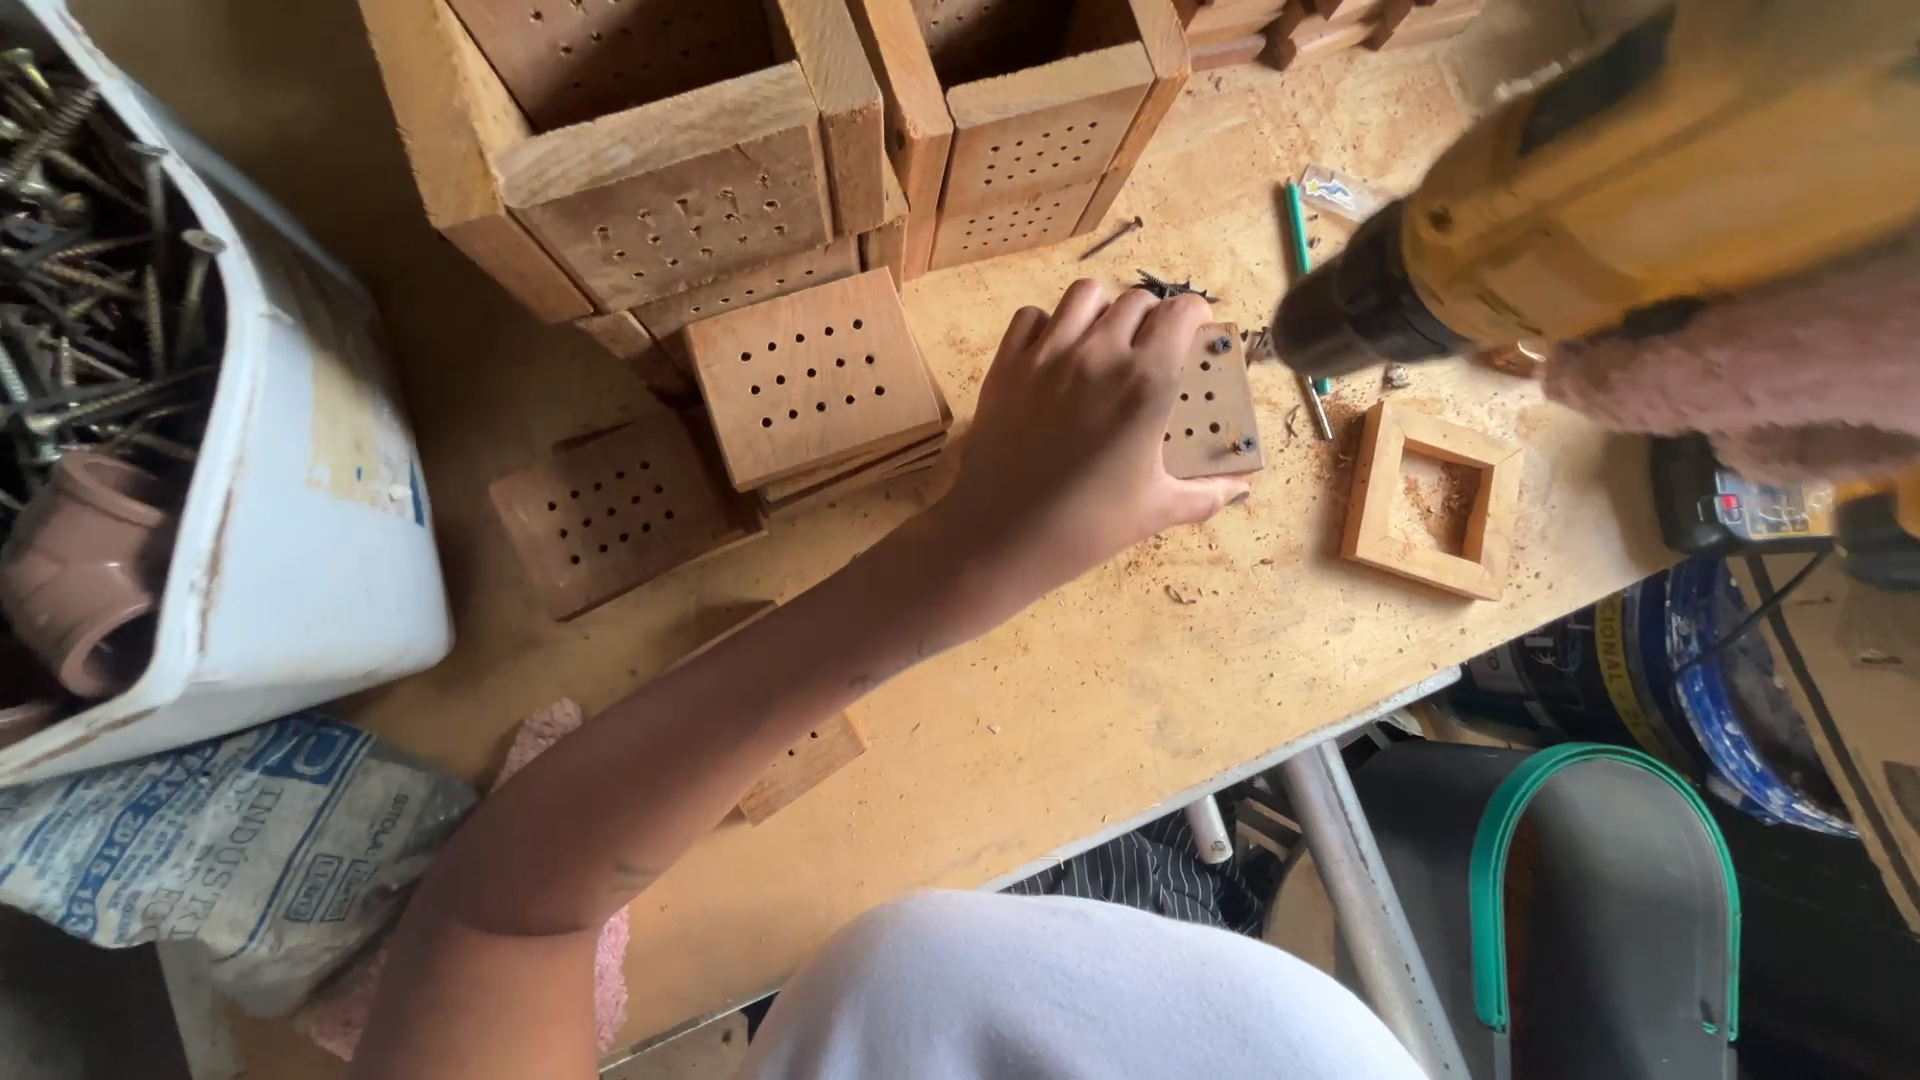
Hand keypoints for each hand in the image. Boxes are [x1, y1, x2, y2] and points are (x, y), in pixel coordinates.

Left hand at [915, 280, 1251, 633]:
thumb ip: (1205, 495)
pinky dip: (1046, 325)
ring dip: (1101, 310)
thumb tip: (1240, 491)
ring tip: (1101, 343)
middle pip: (1136, 301)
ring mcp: (1047, 355)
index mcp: (1146, 383)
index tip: (1193, 334)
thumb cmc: (1086, 526)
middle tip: (1148, 350)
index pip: (1182, 312)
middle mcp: (1099, 355)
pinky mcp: (1006, 365)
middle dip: (1151, 318)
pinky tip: (1052, 355)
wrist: (1001, 534)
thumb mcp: (1156, 511)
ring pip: (1084, 295)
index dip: (1195, 317)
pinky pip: (1031, 317)